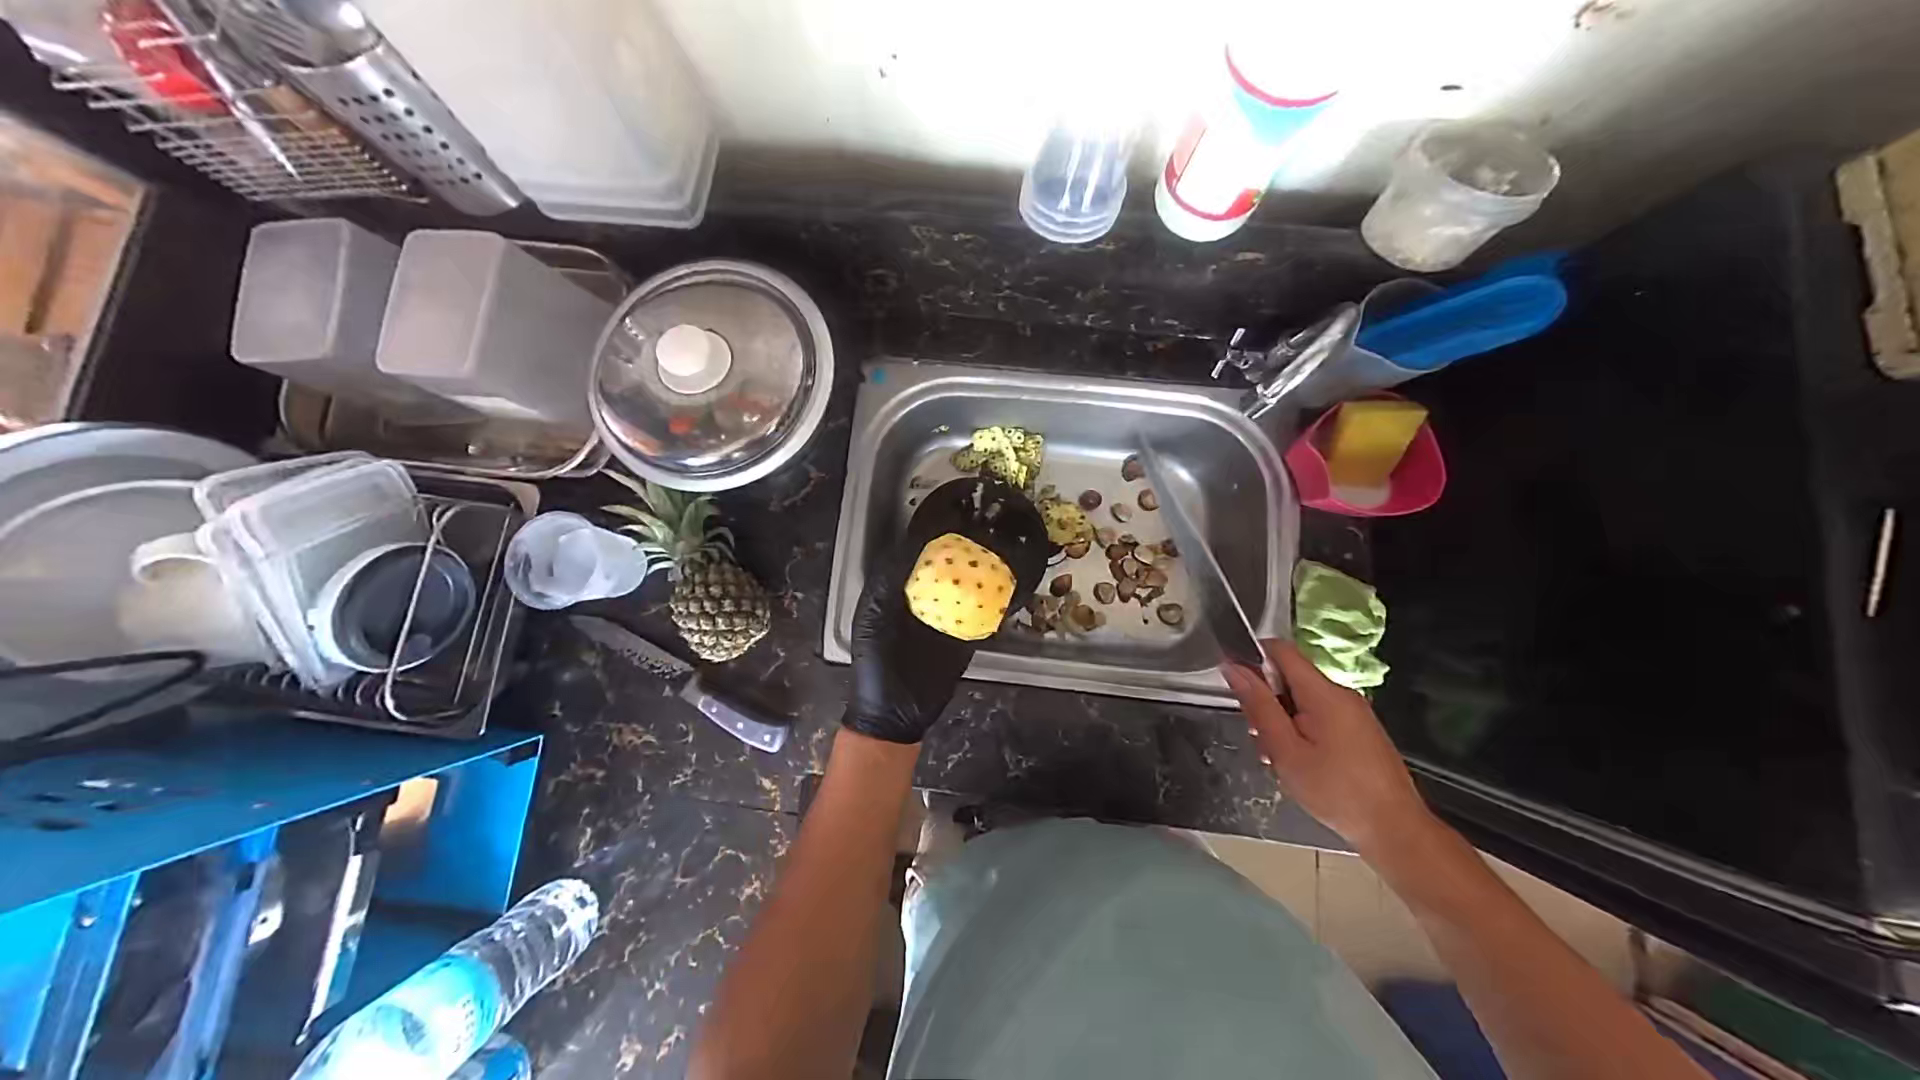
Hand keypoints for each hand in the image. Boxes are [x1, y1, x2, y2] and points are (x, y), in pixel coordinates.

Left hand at [843, 478, 1048, 743]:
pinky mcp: (965, 630)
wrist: (896, 712)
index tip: (959, 501)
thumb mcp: (878, 614)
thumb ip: (894, 579)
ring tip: (1008, 537)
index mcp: (895, 583)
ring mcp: (945, 611)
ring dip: (986, 561)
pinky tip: (1013, 575)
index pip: (917, 543)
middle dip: (967, 537)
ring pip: (968, 578)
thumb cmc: (878, 663)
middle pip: (947, 557)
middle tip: (992, 514)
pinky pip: (982, 606)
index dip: (936, 522)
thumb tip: (914, 540)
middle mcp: (922, 591)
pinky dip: (997, 592)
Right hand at [1222, 639, 1431, 853]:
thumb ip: (1259, 706)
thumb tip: (1234, 669)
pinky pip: (1319, 716)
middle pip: (1289, 678)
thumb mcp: (1285, 750)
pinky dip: (1300, 731)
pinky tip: (1298, 762)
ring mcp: (1354, 713)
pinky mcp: (1359, 730)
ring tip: (1278, 758)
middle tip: (1260, 738)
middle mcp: (1341, 695)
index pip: (1281, 650)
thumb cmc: (1336, 792)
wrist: (1395, 830)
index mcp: (1324, 694)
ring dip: (1280, 720)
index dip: (1252, 658)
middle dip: (1265, 701)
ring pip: (1301, 700)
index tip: (1234, 684)